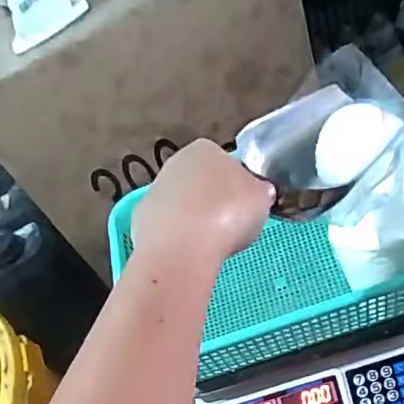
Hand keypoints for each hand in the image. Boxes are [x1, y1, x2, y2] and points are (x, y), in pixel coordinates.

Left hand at [131, 140, 275, 263]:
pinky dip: (177, 240)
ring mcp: (156, 190)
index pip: (227, 165)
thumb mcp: (261, 199)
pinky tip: (187, 254)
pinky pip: (167, 229)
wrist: (183, 245)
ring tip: (208, 247)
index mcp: (208, 149)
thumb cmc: (228, 214)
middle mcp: (177, 162)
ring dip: (194, 223)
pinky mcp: (142, 219)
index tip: (245, 211)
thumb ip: (260, 191)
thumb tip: (259, 191)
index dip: (239, 189)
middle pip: (202, 185)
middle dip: (213, 205)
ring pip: (183, 207)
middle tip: (228, 231)